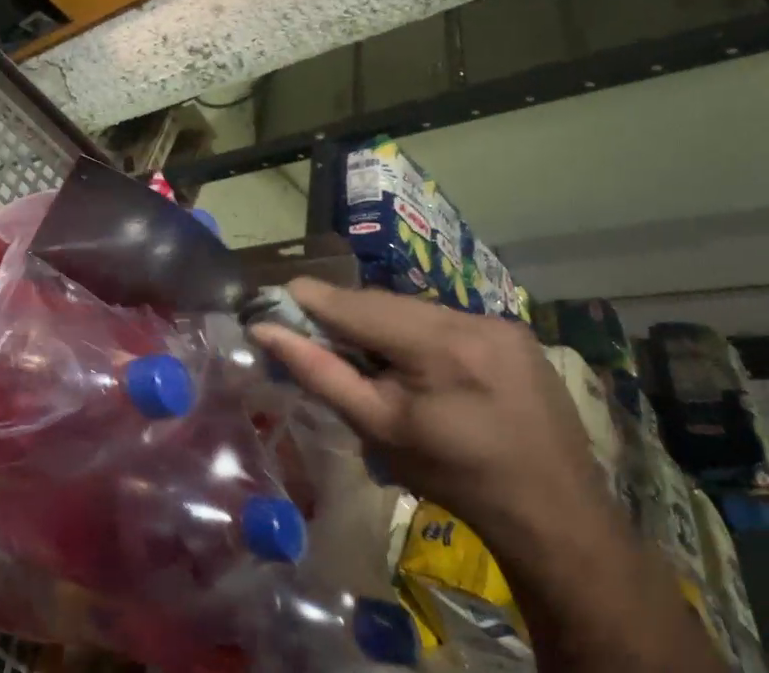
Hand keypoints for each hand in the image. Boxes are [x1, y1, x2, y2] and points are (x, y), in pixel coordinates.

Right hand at [250, 278, 614, 542]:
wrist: (555, 515)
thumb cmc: (455, 476)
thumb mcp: (375, 427)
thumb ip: (316, 371)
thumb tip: (260, 329)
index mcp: (438, 343)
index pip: (345, 301)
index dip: (300, 304)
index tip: (268, 318)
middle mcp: (471, 318)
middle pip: (375, 300)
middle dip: (337, 319)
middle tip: (313, 352)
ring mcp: (498, 323)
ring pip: (405, 307)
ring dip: (373, 327)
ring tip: (364, 366)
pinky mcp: (513, 335)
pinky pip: (438, 319)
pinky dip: (408, 334)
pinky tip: (409, 369)